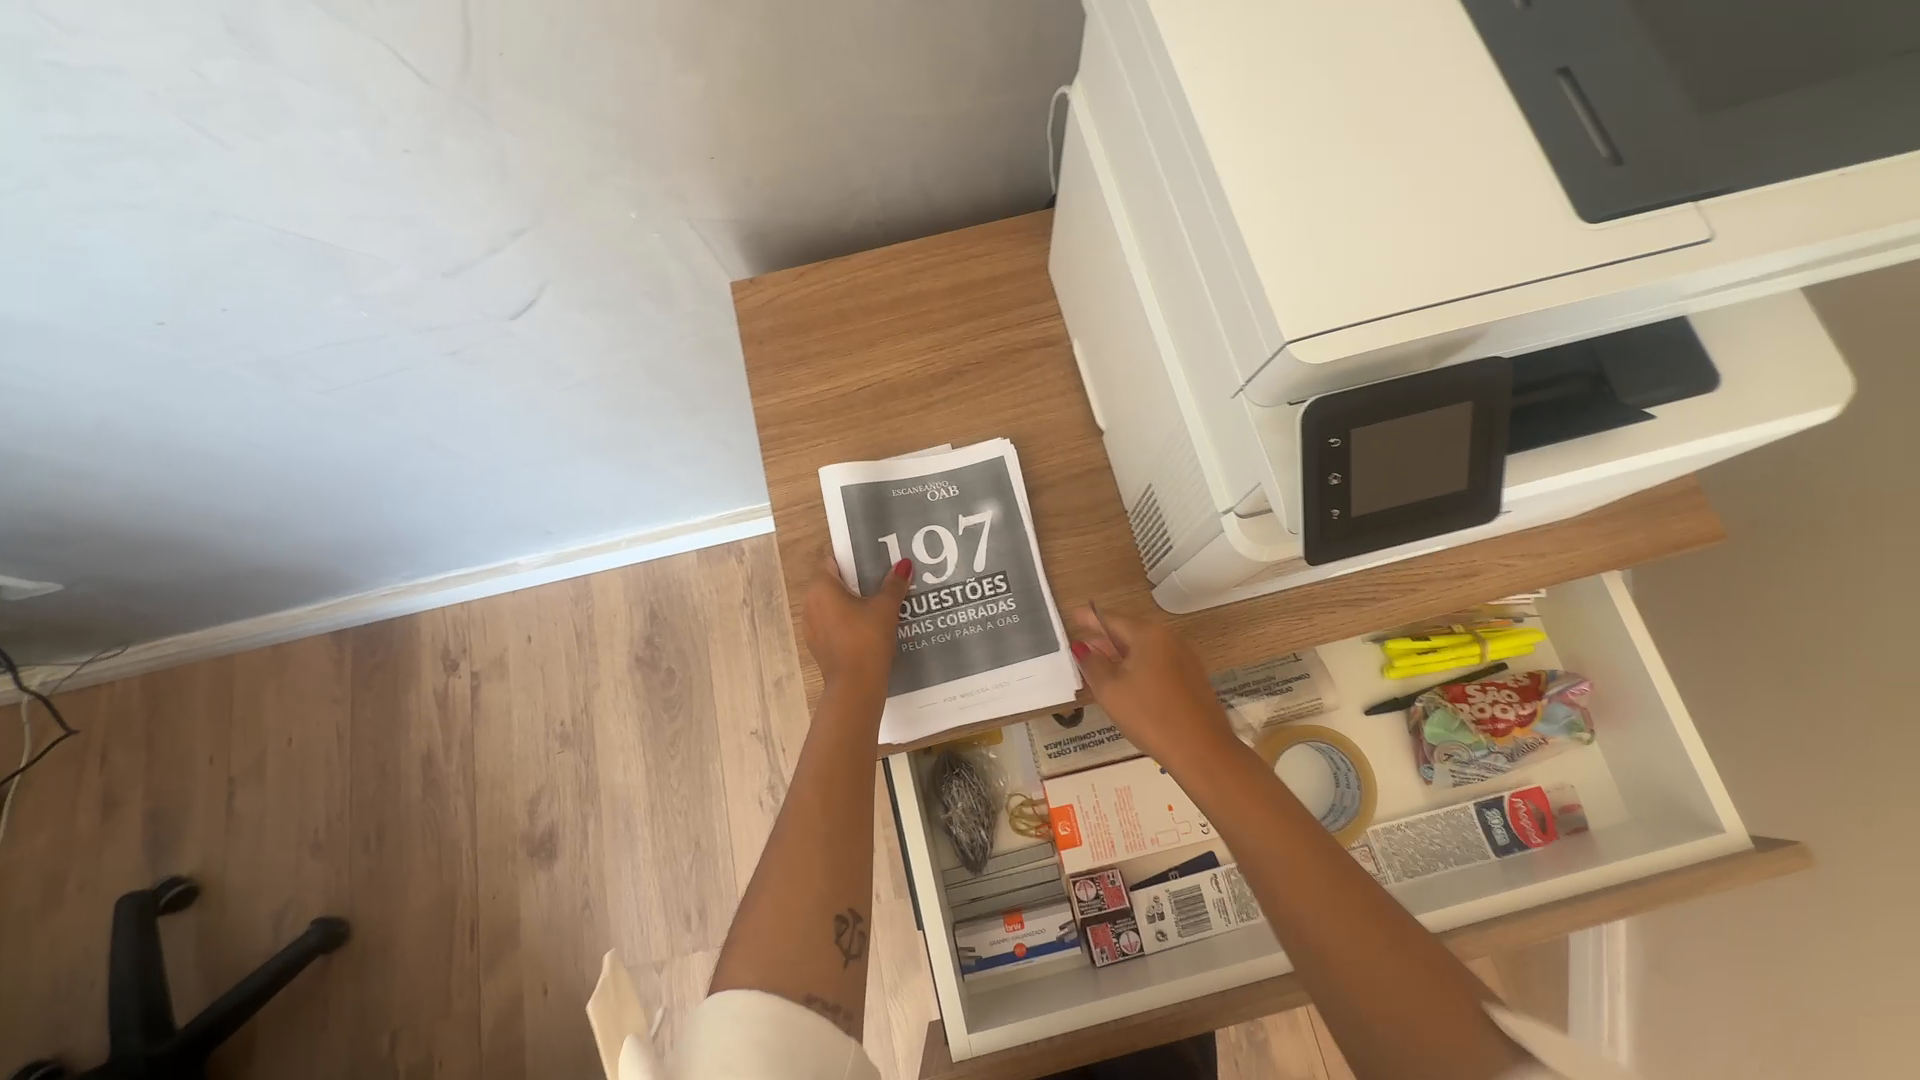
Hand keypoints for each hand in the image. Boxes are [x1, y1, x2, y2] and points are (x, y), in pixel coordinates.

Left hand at [803, 554, 912, 690]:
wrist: (855, 685)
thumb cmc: (867, 639)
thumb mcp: (885, 608)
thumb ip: (894, 584)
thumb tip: (904, 564)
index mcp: (821, 587)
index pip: (833, 561)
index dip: (852, 560)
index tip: (873, 562)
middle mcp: (810, 603)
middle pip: (832, 583)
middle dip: (855, 581)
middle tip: (881, 581)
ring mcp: (811, 626)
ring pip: (831, 605)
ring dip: (850, 603)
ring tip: (877, 605)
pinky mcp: (817, 645)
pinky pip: (831, 624)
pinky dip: (846, 622)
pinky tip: (867, 628)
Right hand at [1068, 607, 1239, 768]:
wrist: (1201, 750)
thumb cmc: (1149, 716)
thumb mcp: (1110, 690)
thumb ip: (1092, 664)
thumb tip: (1082, 647)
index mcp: (1148, 636)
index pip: (1112, 620)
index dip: (1090, 619)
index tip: (1074, 617)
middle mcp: (1170, 639)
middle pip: (1131, 633)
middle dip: (1105, 639)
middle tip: (1082, 647)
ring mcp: (1185, 658)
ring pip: (1146, 650)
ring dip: (1122, 655)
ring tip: (1100, 666)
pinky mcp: (1193, 678)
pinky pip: (1159, 663)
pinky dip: (1139, 666)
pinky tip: (1128, 683)